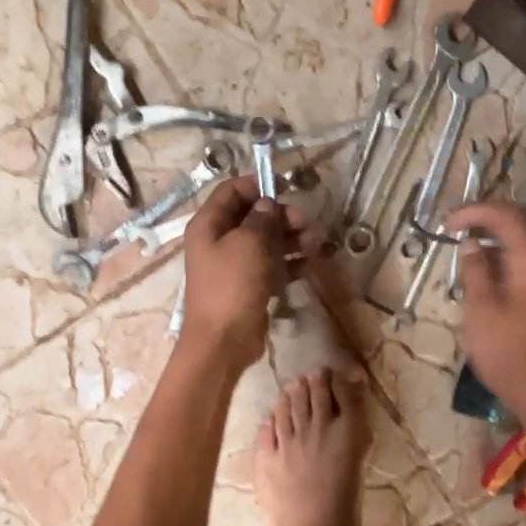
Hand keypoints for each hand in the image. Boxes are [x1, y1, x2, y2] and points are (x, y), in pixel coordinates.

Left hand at [178, 176, 306, 370]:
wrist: (223, 341)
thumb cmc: (231, 286)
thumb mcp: (248, 243)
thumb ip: (262, 219)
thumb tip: (268, 204)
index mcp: (209, 225)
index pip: (231, 191)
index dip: (257, 185)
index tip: (286, 187)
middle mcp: (219, 241)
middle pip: (253, 217)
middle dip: (281, 217)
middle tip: (306, 223)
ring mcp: (235, 266)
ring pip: (266, 242)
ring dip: (291, 240)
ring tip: (315, 245)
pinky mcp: (250, 286)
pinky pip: (272, 266)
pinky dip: (290, 263)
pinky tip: (309, 264)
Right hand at [446, 201, 525, 416]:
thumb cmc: (509, 353)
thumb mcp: (482, 310)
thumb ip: (476, 271)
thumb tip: (472, 244)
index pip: (507, 216)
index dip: (475, 211)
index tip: (447, 223)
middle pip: (519, 223)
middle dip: (485, 217)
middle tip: (454, 226)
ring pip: (521, 243)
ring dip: (492, 237)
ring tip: (463, 248)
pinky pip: (523, 262)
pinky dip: (501, 257)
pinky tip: (482, 272)